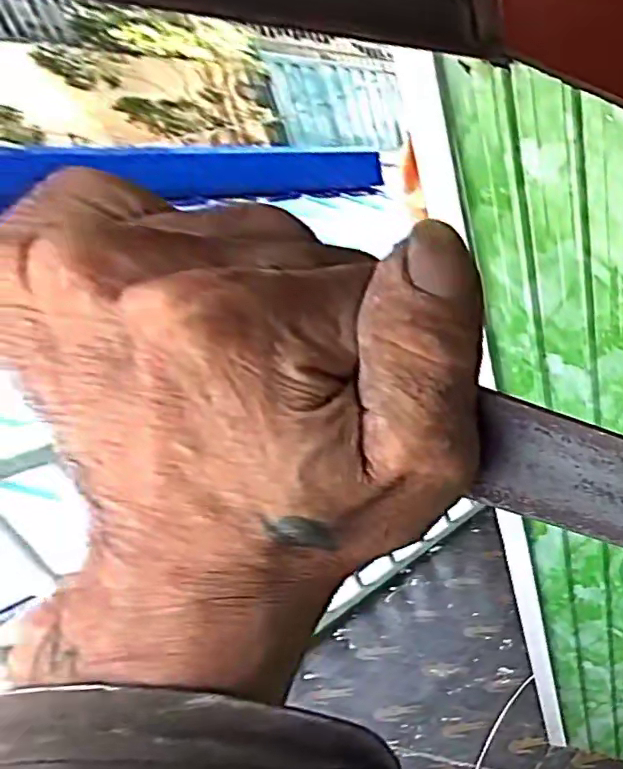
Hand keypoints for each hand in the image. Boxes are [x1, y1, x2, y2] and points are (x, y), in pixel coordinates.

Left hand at [0, 168, 482, 703]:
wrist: (202, 559)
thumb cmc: (324, 515)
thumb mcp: (424, 458)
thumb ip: (432, 350)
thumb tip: (435, 245)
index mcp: (240, 324)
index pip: (379, 281)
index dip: (397, 338)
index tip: (371, 396)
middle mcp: (131, 272)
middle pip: (309, 250)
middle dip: (336, 311)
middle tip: (320, 386)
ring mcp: (57, 259)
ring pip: (244, 231)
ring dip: (271, 287)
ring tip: (261, 363)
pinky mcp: (18, 258)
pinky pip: (137, 209)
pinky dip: (183, 255)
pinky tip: (194, 320)